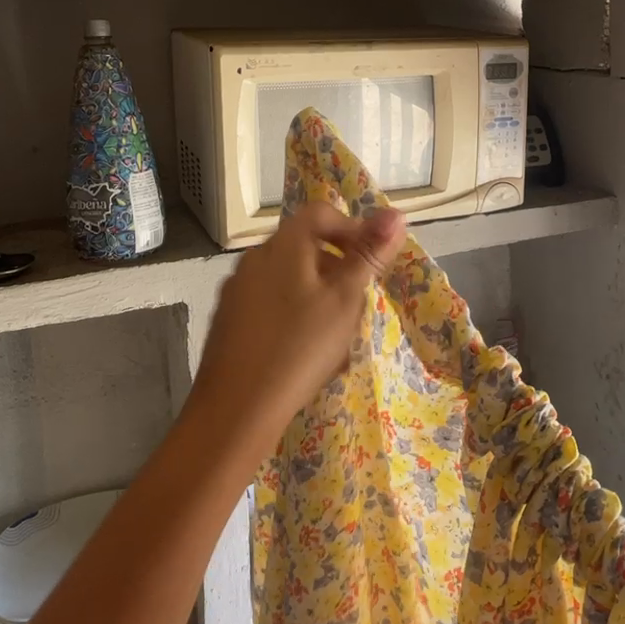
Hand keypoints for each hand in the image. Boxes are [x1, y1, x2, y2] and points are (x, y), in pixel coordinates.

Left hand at [188, 203, 405, 453]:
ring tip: (336, 333)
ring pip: (288, 278)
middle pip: (303, 246)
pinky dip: (293, 315)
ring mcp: (236, 291)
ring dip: (317, 293)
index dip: (352, 228)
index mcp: (282, 245)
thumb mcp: (345, 299)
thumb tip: (396, 213)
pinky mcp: (227, 322)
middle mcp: (254, 258)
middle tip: (358, 302)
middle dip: (337, 267)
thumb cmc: (299, 347)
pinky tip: (304, 352)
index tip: (372, 261)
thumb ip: (369, 255)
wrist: (235, 410)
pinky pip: (270, 304)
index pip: (321, 213)